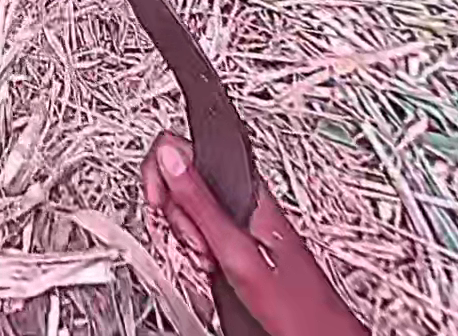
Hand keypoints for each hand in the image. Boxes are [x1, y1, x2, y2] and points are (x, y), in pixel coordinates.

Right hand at [140, 132, 367, 335]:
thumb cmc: (298, 310)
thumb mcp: (237, 252)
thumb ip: (199, 200)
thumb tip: (167, 152)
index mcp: (243, 185)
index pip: (179, 147)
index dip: (161, 173)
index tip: (160, 203)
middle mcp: (239, 194)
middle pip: (177, 176)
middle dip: (175, 213)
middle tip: (196, 243)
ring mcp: (236, 215)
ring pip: (183, 203)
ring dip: (184, 233)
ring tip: (207, 259)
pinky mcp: (234, 235)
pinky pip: (195, 225)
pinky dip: (192, 245)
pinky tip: (209, 265)